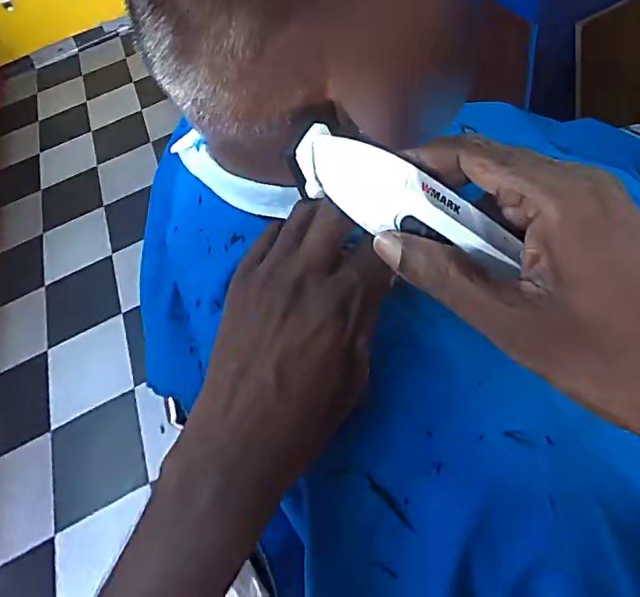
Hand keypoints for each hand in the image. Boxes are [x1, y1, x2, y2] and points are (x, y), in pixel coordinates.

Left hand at [186, 197, 395, 483]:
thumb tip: (380, 282)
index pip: (379, 247)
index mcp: (343, 301)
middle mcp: (306, 272)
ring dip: (323, 215)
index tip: (400, 234)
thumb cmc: (306, 417)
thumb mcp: (357, 374)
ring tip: (334, 226)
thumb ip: (368, 318)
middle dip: (357, 207)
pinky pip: (270, 232)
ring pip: (301, 213)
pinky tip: (298, 245)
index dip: (394, 237)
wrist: (238, 433)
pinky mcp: (242, 273)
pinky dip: (290, 231)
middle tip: (367, 215)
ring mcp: (269, 268)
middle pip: (336, 210)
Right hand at [370, 137, 639, 596]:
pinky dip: (514, 218)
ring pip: (523, 182)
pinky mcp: (620, 218)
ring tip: (454, 246)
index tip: (384, 174)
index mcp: (559, 195)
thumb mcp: (515, 326)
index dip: (422, 158)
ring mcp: (609, 197)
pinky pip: (551, 199)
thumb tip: (384, 241)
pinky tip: (507, 258)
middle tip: (409, 219)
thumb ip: (444, 277)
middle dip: (447, 185)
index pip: (471, 152)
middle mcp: (584, 180)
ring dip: (482, 206)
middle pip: (497, 162)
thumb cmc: (615, 364)